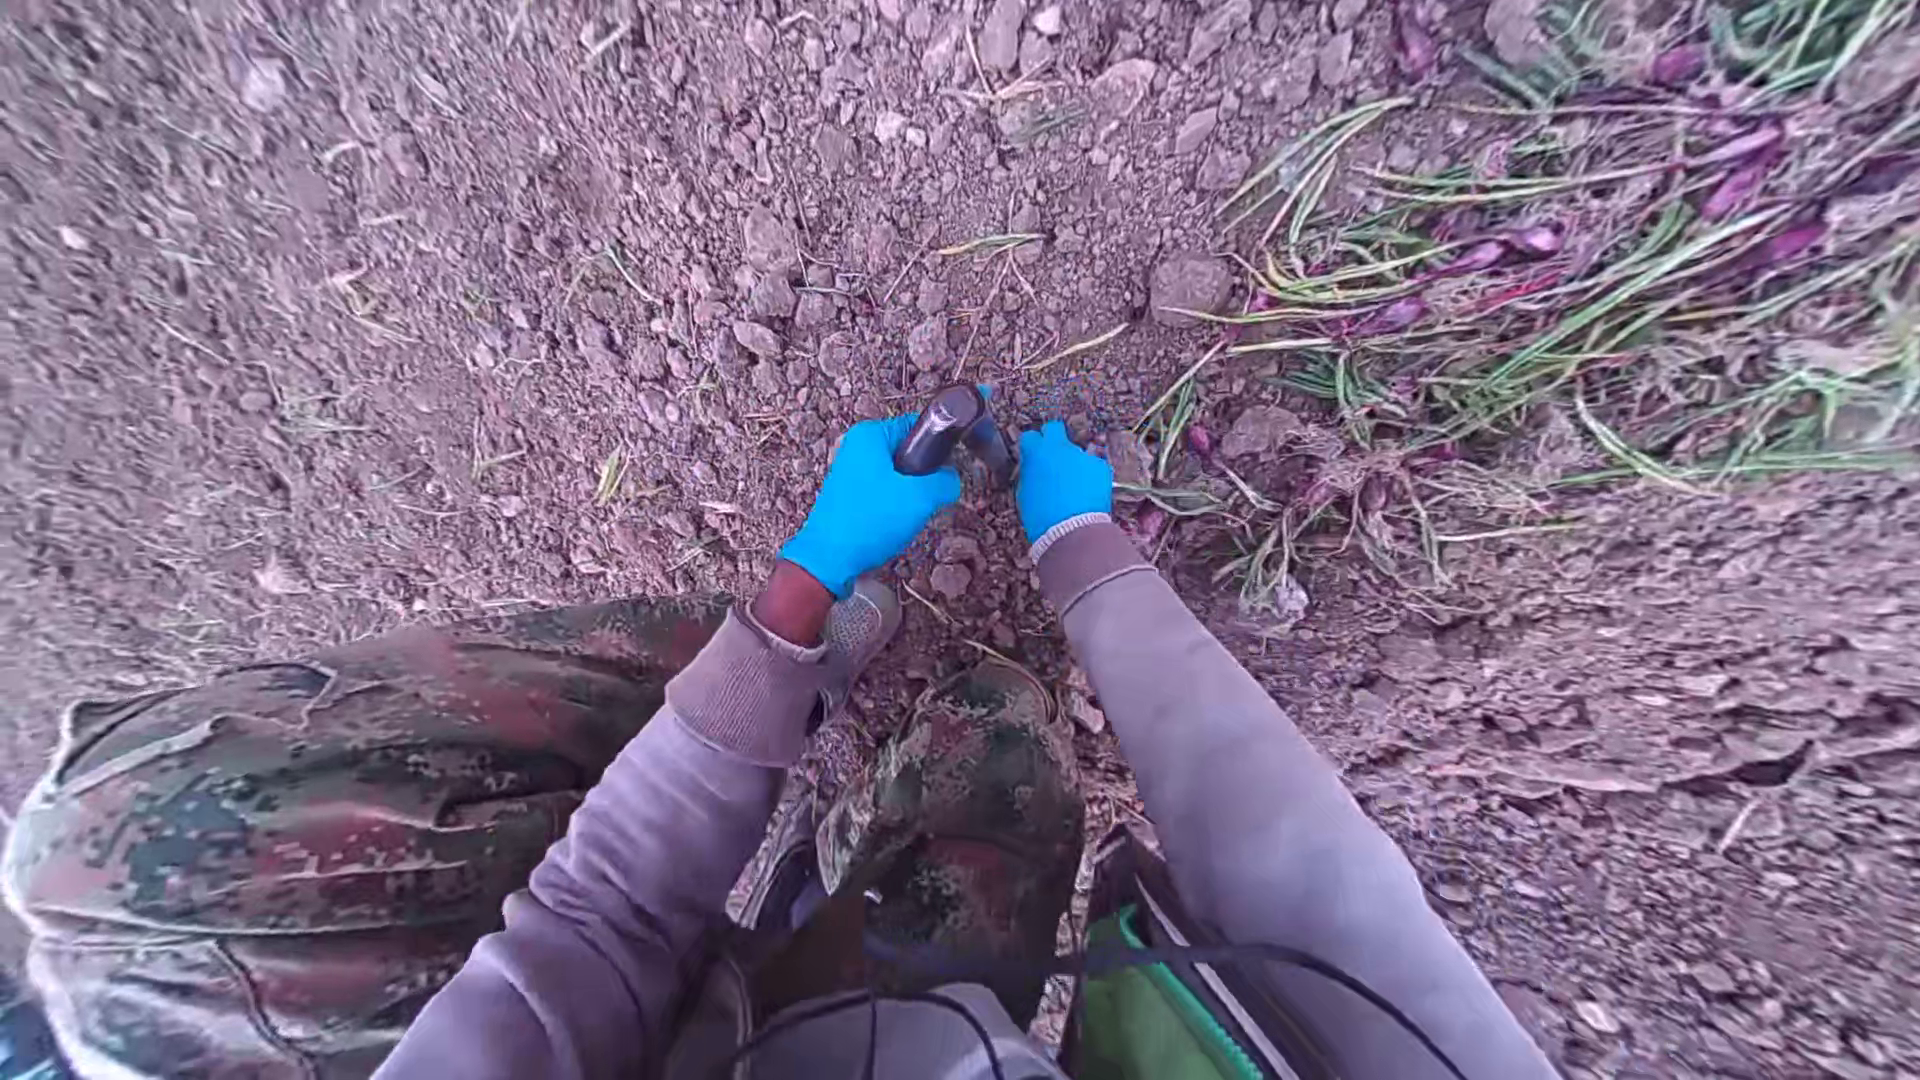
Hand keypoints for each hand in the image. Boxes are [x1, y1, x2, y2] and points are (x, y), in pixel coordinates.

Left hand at [780, 414, 961, 597]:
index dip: (936, 448)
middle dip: (922, 476)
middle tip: (926, 498)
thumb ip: (945, 482)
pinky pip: (883, 493)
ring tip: (908, 514)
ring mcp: (849, 472)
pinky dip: (893, 506)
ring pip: (897, 476)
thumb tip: (951, 480)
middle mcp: (856, 448)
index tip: (944, 471)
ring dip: (909, 495)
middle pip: (907, 452)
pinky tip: (893, 524)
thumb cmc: (869, 522)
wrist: (830, 560)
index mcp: (869, 435)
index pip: (916, 426)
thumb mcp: (921, 497)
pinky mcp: (848, 495)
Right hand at [1016, 420, 1112, 545]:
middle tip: (1052, 457)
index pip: (1030, 436)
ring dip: (1073, 462)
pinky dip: (1090, 475)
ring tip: (1073, 485)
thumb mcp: (1025, 494)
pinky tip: (1087, 492)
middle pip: (1055, 429)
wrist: (1073, 531)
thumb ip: (1029, 473)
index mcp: (1037, 454)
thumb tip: (1033, 467)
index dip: (1031, 446)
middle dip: (1052, 438)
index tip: (1032, 455)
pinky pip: (1093, 465)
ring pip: (1076, 451)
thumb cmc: (1042, 518)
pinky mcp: (1101, 467)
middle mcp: (1061, 448)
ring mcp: (1083, 455)